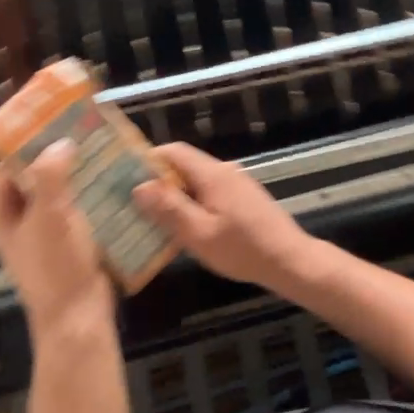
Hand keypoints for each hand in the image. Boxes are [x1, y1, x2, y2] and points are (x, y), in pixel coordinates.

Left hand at [0, 140, 114, 335]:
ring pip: (60, 193)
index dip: (24, 146)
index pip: (5, 168)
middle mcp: (20, 222)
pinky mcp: (71, 243)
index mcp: (2, 215)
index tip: (50, 124)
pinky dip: (93, 195)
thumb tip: (61, 142)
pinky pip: (80, 210)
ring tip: (103, 152)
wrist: (80, 317)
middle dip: (57, 156)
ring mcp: (46, 233)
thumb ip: (49, 175)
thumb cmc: (56, 267)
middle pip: (34, 178)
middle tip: (83, 133)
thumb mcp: (48, 216)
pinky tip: (114, 182)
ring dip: (79, 174)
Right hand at [134, 143, 319, 289]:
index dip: (147, 160)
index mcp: (213, 174)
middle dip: (157, 182)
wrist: (289, 260)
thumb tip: (139, 186)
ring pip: (196, 182)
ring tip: (150, 219)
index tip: (124, 178)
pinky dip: (192, 204)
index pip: (174, 151)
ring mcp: (236, 185)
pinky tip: (182, 228)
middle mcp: (224, 171)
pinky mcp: (243, 200)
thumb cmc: (242, 249)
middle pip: (183, 166)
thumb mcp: (199, 233)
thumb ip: (169, 208)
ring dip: (174, 196)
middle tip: (132, 203)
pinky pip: (209, 194)